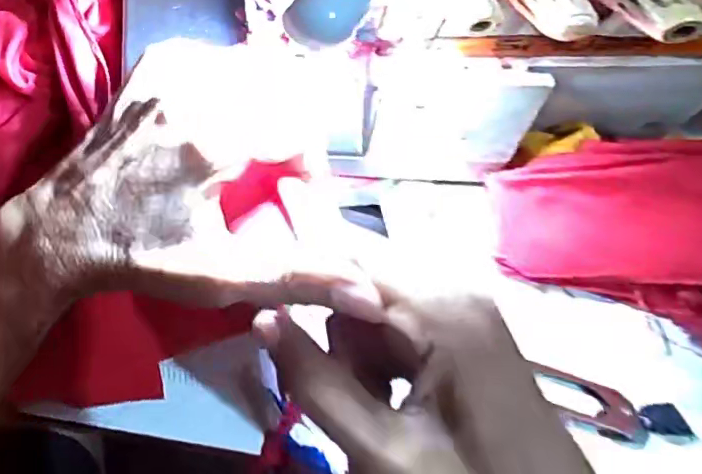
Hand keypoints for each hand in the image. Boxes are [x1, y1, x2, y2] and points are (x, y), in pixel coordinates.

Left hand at [2, 41, 382, 317]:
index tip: (298, 184)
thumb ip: (296, 276)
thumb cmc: (140, 253)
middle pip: (269, 81)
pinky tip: (215, 95)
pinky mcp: (136, 77)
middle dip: (288, 117)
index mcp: (209, 143)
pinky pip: (189, 51)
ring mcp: (155, 82)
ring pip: (230, 59)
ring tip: (252, 127)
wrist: (66, 225)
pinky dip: (214, 66)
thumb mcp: (219, 274)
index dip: (310, 157)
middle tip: (278, 156)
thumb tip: (369, 292)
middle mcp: (184, 99)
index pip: (293, 125)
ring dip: (256, 89)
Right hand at [256, 278, 591, 473]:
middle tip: (309, 361)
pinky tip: (386, 391)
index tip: (242, 274)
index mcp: (435, 302)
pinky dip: (371, 347)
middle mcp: (447, 282)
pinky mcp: (460, 322)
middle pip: (342, 265)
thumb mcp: (389, 454)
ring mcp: (457, 301)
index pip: (329, 249)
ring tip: (367, 396)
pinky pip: (386, 311)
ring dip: (345, 337)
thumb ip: (316, 381)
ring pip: (358, 290)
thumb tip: (258, 314)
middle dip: (317, 309)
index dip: (282, 263)